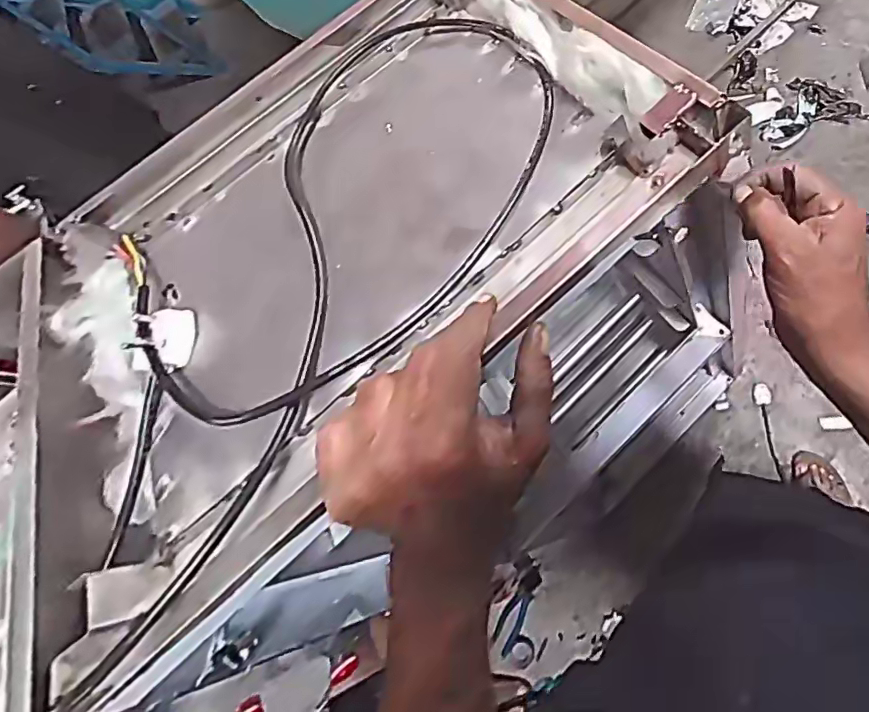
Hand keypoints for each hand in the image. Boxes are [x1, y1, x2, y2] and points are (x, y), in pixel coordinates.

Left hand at [316, 297, 551, 560]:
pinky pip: (353, 405)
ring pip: (386, 378)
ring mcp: (356, 457)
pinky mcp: (332, 466)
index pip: (453, 355)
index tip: (485, 310)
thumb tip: (534, 333)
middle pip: (420, 361)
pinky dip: (376, 406)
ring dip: (411, 380)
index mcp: (446, 440)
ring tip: (429, 410)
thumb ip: (536, 383)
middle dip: (448, 350)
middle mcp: (395, 446)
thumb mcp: (529, 443)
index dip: (471, 324)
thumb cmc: (487, 500)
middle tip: (465, 363)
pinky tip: (395, 430)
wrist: (437, 558)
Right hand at [733, 164, 868, 372]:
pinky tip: (760, 248)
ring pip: (782, 211)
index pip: (794, 173)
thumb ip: (762, 211)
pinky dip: (766, 235)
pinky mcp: (807, 255)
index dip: (764, 180)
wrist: (830, 348)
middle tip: (744, 218)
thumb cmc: (821, 308)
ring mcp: (820, 237)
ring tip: (753, 235)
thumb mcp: (786, 249)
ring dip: (761, 218)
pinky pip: (782, 232)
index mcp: (838, 209)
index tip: (740, 195)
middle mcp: (833, 219)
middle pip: (787, 189)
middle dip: (761, 201)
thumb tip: (743, 191)